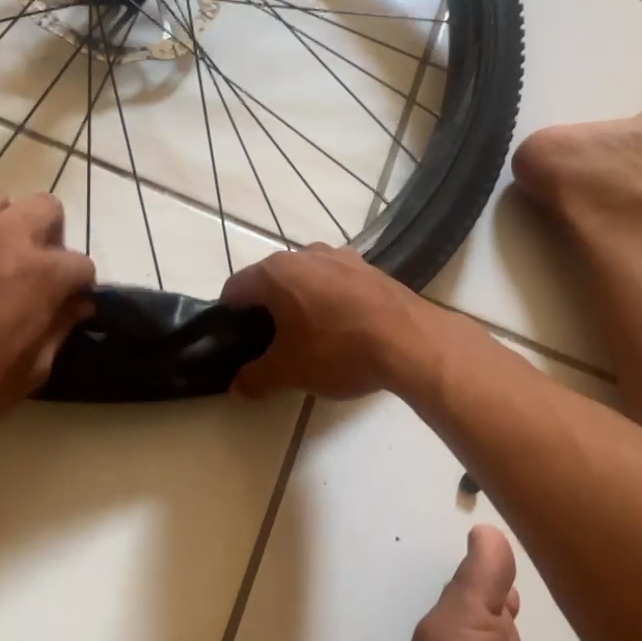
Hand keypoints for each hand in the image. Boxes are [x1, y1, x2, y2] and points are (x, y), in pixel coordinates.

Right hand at [219, 244, 437, 399]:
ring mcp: (342, 257)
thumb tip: (238, 386)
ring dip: (300, 304)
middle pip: (271, 280)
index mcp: (277, 272)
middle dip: (266, 311)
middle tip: (271, 347)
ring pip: (306, 279)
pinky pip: (336, 283)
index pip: (235, 288)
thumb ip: (256, 377)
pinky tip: (343, 331)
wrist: (412, 341)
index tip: (237, 343)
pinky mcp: (370, 269)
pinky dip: (330, 302)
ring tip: (309, 340)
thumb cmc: (339, 350)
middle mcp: (307, 254)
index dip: (229, 317)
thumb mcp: (290, 371)